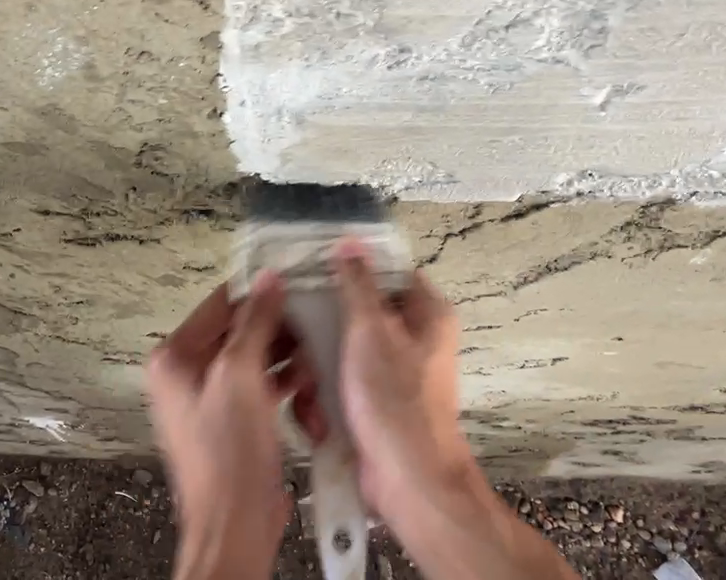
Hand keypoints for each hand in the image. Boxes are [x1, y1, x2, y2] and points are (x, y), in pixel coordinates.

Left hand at [146, 273, 295, 579]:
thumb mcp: (241, 377)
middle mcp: (187, 374)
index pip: (219, 304)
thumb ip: (254, 323)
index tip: (289, 285)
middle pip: (239, 330)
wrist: (236, 527)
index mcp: (175, 358)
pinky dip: (284, 384)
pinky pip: (261, 385)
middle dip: (277, 333)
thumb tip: (267, 281)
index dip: (256, 294)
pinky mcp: (233, 419)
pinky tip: (306, 389)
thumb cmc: (227, 461)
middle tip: (307, 330)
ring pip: (255, 357)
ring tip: (310, 365)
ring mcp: (210, 397)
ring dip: (286, 360)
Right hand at [315, 244, 579, 579]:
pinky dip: (323, 398)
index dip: (351, 270)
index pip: (386, 271)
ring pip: (340, 350)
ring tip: (305, 391)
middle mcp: (413, 339)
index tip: (313, 274)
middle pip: (354, 312)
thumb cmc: (395, 402)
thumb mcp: (370, 331)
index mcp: (426, 314)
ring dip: (315, 372)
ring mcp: (392, 374)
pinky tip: (315, 416)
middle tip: (299, 346)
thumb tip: (351, 241)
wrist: (408, 483)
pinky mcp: (374, 403)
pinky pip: (339, 384)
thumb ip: (357, 284)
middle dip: (321, 334)